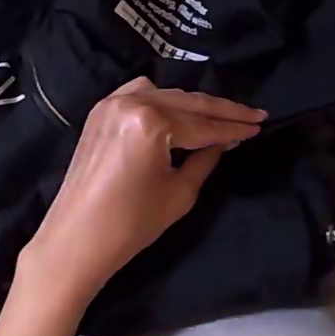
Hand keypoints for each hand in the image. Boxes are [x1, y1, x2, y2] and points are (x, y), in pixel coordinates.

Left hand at [21, 78, 264, 305]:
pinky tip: (180, 108)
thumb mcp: (180, 193)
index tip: (260, 124)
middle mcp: (132, 102)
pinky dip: (165, 99)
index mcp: (151, 122)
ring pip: (168, 96)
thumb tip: (225, 140)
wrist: (74, 242)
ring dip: (196, 106)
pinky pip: (142, 93)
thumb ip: (207, 158)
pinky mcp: (101, 111)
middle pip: (189, 103)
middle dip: (223, 111)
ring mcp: (113, 103)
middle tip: (253, 114)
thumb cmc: (130, 224)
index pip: (204, 124)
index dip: (235, 127)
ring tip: (224, 115)